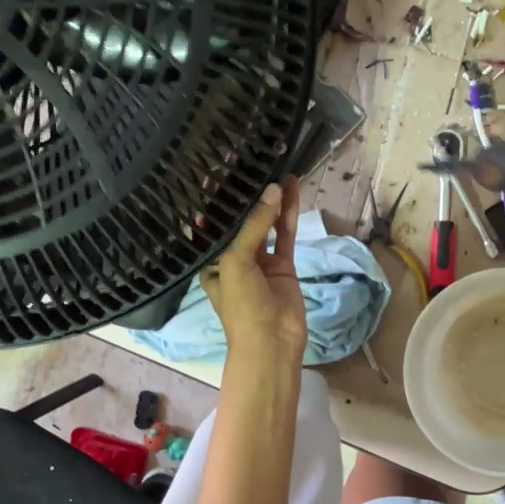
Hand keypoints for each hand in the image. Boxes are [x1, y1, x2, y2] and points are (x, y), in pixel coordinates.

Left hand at [206, 176, 306, 366]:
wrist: (271, 343)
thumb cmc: (242, 305)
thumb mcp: (237, 262)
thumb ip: (255, 225)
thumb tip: (274, 189)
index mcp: (212, 260)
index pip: (213, 224)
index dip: (217, 199)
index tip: (220, 168)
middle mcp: (234, 257)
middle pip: (242, 220)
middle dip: (248, 196)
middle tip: (253, 161)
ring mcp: (261, 261)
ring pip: (267, 224)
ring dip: (273, 200)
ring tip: (280, 169)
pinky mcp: (283, 265)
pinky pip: (286, 234)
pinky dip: (288, 214)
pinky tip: (292, 190)